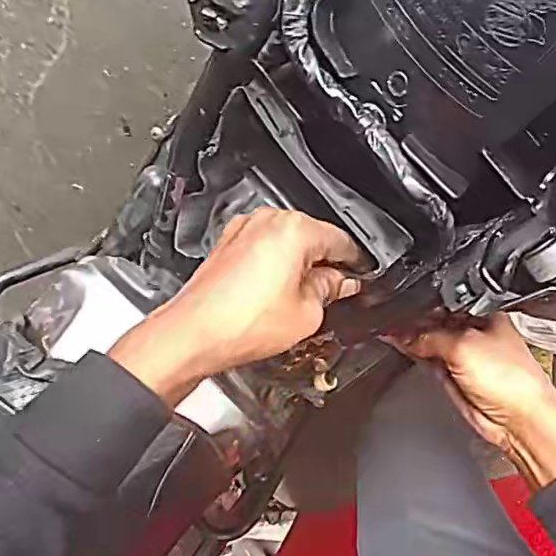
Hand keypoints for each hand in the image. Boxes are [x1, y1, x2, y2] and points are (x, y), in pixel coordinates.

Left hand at [110, 209, 366, 403]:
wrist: (193, 334)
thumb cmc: (240, 323)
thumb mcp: (307, 313)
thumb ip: (330, 290)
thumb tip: (340, 282)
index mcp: (294, 230)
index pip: (342, 240)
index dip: (358, 263)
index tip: (362, 276)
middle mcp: (267, 221)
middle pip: (314, 237)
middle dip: (328, 263)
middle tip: (337, 292)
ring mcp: (244, 230)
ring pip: (288, 242)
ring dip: (301, 265)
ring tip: (305, 299)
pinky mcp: (228, 245)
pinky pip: (265, 248)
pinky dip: (276, 265)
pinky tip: (278, 295)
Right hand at [392, 316, 555, 488]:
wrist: (520, 419)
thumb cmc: (512, 381)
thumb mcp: (463, 346)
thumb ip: (431, 337)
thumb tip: (406, 335)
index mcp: (487, 319)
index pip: (447, 307)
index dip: (425, 309)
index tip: (403, 313)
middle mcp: (478, 337)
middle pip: (438, 325)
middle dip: (417, 325)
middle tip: (395, 325)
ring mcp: (468, 360)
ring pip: (434, 346)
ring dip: (415, 342)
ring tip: (396, 336)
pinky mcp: (459, 381)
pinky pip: (434, 365)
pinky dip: (421, 359)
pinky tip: (408, 351)